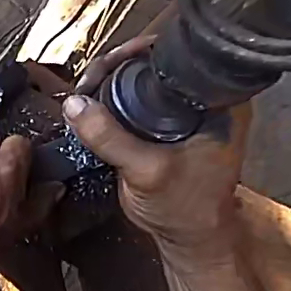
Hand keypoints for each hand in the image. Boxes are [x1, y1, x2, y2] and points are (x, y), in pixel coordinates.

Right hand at [63, 36, 251, 270]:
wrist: (187, 240)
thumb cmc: (183, 206)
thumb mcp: (146, 171)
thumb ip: (109, 137)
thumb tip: (71, 104)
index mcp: (219, 101)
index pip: (179, 55)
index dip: (140, 50)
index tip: (108, 62)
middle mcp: (202, 98)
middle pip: (152, 62)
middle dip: (115, 65)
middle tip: (87, 81)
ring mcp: (180, 111)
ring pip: (138, 79)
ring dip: (107, 81)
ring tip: (83, 91)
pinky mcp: (160, 124)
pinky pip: (131, 99)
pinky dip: (108, 98)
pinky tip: (88, 103)